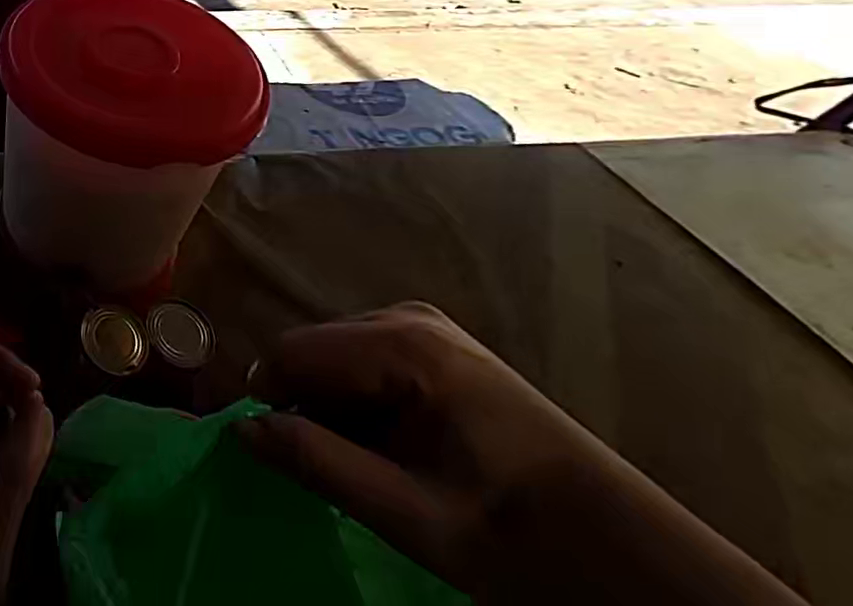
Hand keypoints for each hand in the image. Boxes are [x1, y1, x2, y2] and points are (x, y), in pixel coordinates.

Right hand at [236, 303, 805, 605]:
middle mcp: (408, 316)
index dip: (266, 398)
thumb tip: (243, 429)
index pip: (293, 351)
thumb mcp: (405, 510)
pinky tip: (388, 446)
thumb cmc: (511, 531)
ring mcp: (426, 325)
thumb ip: (319, 463)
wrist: (609, 537)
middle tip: (318, 471)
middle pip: (315, 349)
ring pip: (338, 356)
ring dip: (331, 407)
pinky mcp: (437, 343)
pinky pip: (368, 360)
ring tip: (361, 466)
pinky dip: (359, 401)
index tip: (263, 452)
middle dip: (302, 403)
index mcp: (403, 344)